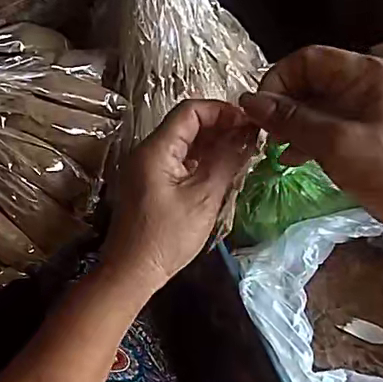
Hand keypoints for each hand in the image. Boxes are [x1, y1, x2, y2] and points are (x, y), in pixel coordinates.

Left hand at [101, 99, 258, 288]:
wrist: (131, 270)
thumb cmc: (167, 237)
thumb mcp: (204, 198)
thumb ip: (226, 160)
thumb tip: (247, 135)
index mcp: (155, 149)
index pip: (190, 110)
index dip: (222, 111)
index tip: (249, 123)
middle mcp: (146, 152)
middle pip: (186, 124)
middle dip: (220, 127)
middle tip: (252, 139)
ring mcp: (145, 168)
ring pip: (183, 143)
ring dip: (212, 144)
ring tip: (243, 154)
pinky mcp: (148, 183)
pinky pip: (177, 161)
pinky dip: (200, 161)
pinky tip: (223, 170)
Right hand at [239, 47, 382, 241]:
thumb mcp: (334, 143)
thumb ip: (290, 119)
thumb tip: (249, 102)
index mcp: (368, 74)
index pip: (308, 59)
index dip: (278, 81)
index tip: (260, 113)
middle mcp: (371, 84)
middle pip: (312, 81)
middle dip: (283, 106)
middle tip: (265, 136)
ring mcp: (374, 109)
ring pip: (319, 106)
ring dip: (293, 125)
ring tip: (277, 151)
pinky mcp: (373, 134)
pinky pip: (331, 126)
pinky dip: (310, 139)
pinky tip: (296, 159)